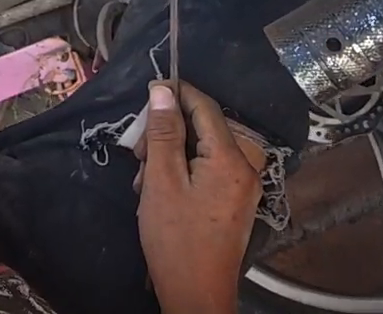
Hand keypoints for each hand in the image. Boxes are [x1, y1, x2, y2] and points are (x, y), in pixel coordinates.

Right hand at [135, 81, 264, 313]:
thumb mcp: (161, 180)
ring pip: (201, 148)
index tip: (147, 93)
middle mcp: (244, 169)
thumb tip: (162, 90)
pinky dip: (181, 169)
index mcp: (230, 159)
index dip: (175, 92)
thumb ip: (163, 131)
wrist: (196, 298)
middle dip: (167, 131)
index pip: (204, 106)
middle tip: (138, 151)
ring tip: (144, 176)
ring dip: (170, 152)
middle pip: (202, 127)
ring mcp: (241, 188)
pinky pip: (206, 168)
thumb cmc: (176, 238)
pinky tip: (158, 188)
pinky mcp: (233, 203)